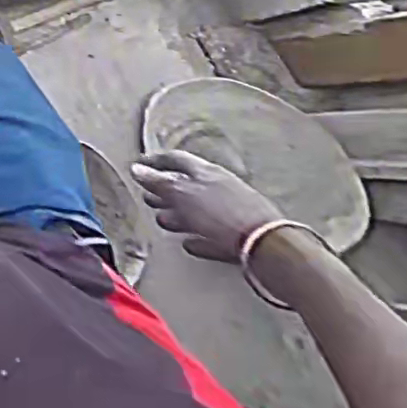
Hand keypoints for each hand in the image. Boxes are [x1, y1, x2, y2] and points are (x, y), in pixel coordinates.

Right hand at [130, 149, 283, 261]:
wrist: (270, 249)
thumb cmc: (220, 213)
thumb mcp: (180, 192)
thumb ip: (156, 181)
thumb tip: (136, 169)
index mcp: (206, 172)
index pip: (174, 158)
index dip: (154, 160)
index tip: (137, 165)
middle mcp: (220, 188)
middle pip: (185, 185)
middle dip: (164, 191)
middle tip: (147, 196)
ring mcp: (233, 212)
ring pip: (198, 210)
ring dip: (178, 215)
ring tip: (164, 221)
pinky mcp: (242, 237)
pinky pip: (213, 234)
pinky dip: (199, 236)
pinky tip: (190, 244)